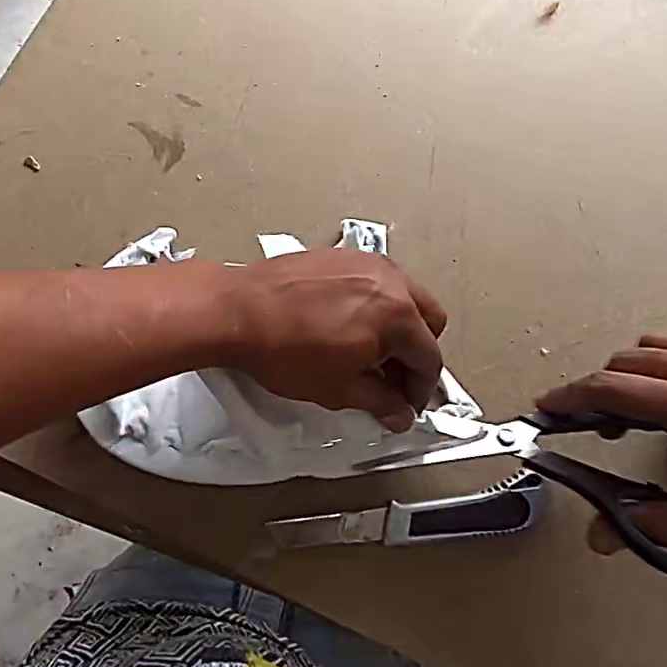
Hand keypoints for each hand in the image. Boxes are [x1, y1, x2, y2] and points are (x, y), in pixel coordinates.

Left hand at [218, 251, 446, 432]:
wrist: (236, 311)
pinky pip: (375, 281)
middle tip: (393, 378)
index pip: (429, 358)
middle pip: (428, 321)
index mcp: (397, 315)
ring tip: (369, 353)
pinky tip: (349, 326)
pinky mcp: (340, 256)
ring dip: (398, 326)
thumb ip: (379, 402)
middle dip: (416, 353)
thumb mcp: (338, 387)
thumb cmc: (277, 343)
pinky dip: (375, 305)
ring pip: (404, 296)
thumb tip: (396, 410)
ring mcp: (364, 263)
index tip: (404, 402)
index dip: (420, 389)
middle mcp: (388, 281)